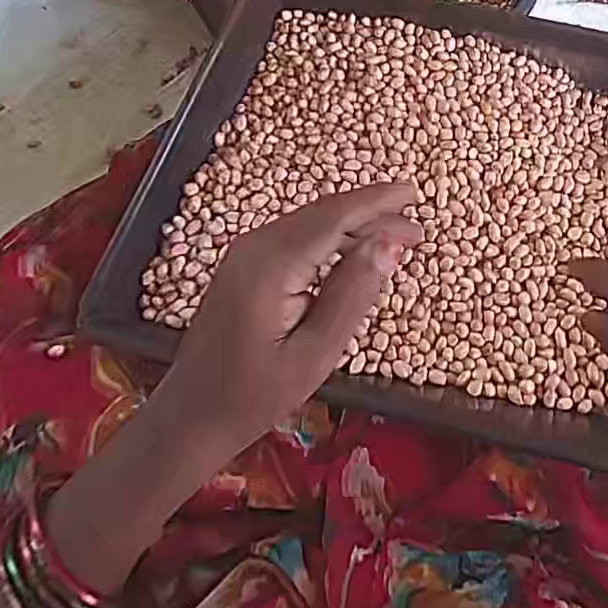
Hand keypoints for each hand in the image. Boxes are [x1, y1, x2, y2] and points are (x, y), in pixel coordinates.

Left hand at [156, 184, 421, 452]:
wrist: (191, 413)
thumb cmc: (253, 397)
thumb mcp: (314, 355)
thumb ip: (351, 297)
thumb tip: (389, 245)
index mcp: (271, 264)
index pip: (334, 217)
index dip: (376, 203)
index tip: (412, 193)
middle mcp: (256, 245)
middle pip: (324, 214)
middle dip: (372, 214)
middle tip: (416, 230)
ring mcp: (247, 251)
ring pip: (312, 222)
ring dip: (355, 226)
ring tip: (396, 240)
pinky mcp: (247, 262)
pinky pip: (299, 237)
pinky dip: (333, 239)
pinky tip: (355, 252)